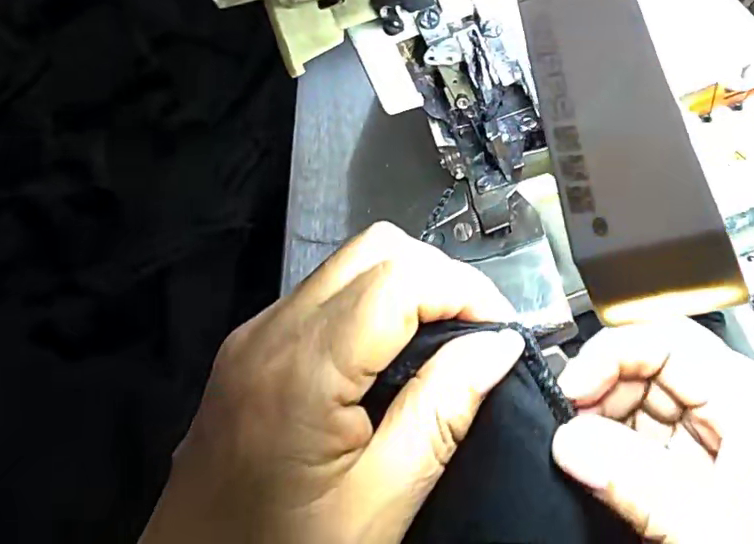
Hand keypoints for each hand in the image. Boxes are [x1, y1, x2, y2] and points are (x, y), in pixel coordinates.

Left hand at [140, 222, 526, 543]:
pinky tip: (390, 349)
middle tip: (477, 331)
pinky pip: (323, 290)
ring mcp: (256, 328)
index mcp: (303, 367)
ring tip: (444, 337)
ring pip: (348, 261)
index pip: (398, 277)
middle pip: (373, 248)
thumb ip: (441, 414)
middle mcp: (274, 326)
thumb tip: (497, 345)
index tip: (503, 330)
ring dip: (405, 283)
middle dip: (436, 275)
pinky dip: (371, 300)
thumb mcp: (378, 505)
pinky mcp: (250, 340)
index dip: (462, 289)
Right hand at [550, 318, 753, 543]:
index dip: (606, 356)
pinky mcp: (725, 479)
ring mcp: (734, 444)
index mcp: (753, 399)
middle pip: (651, 367)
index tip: (570, 391)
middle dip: (604, 393)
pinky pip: (661, 446)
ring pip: (651, 406)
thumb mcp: (717, 531)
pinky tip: (615, 480)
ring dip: (611, 426)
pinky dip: (629, 457)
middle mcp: (743, 409)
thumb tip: (570, 439)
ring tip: (588, 459)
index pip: (661, 338)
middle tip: (572, 429)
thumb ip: (637, 482)